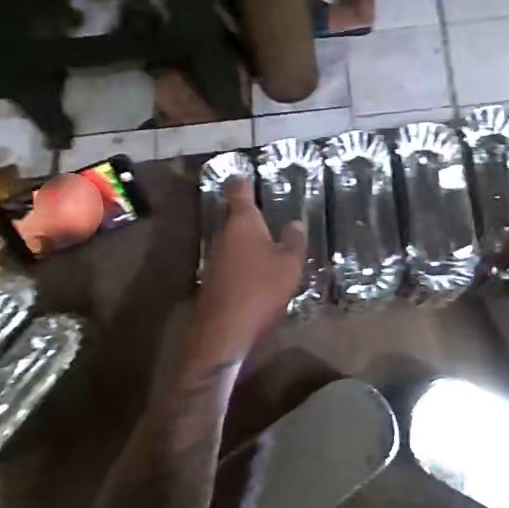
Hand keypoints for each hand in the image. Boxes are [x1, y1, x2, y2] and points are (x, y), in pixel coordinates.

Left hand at [195, 178, 306, 356]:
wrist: (224, 332)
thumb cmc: (260, 289)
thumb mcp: (290, 265)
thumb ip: (294, 241)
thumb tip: (296, 223)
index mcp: (242, 223)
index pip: (239, 191)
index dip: (245, 182)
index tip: (248, 175)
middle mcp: (223, 235)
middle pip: (236, 218)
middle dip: (252, 217)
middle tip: (273, 216)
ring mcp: (214, 259)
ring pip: (234, 243)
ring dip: (249, 244)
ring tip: (272, 248)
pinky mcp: (212, 282)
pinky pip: (231, 264)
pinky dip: (244, 264)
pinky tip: (258, 276)